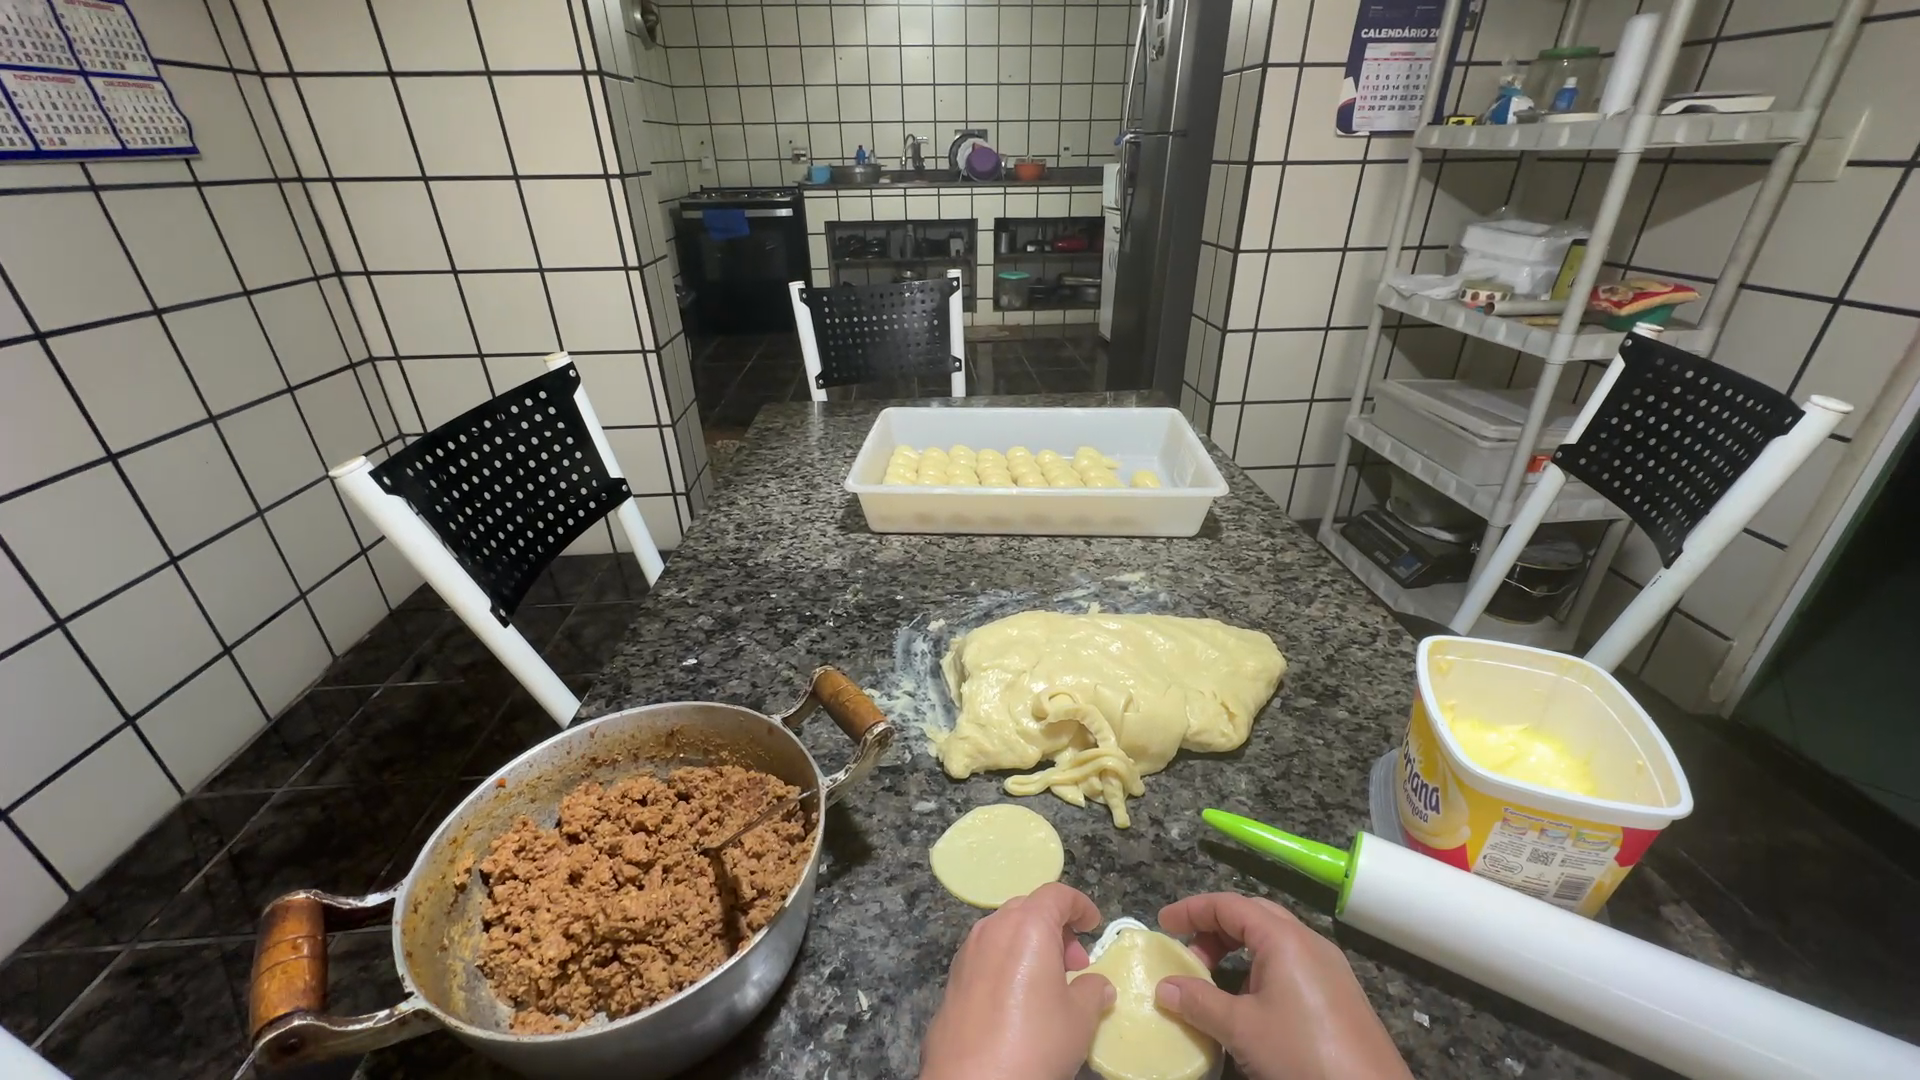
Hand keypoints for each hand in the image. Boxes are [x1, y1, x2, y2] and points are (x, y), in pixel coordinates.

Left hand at [921, 883, 1115, 1079]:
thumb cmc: (1033, 1042)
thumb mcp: (1079, 1018)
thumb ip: (1093, 991)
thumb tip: (1098, 984)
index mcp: (1028, 925)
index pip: (1056, 894)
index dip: (1079, 905)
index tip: (1094, 925)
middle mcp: (994, 927)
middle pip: (1029, 909)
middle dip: (1056, 928)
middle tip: (1075, 964)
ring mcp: (968, 950)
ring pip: (1005, 931)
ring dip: (1030, 945)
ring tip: (1048, 983)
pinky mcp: (953, 976)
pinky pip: (987, 954)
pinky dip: (1007, 961)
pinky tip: (1017, 999)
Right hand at [1156, 892, 1410, 1079]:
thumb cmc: (1303, 1055)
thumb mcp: (1242, 1030)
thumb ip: (1200, 1003)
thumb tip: (1164, 989)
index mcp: (1284, 938)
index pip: (1228, 904)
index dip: (1192, 910)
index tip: (1164, 925)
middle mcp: (1309, 941)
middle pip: (1252, 914)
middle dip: (1215, 927)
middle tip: (1189, 954)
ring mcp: (1329, 967)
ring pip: (1273, 939)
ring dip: (1238, 949)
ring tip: (1216, 981)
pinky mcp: (1340, 993)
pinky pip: (1292, 962)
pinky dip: (1261, 968)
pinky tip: (1252, 1004)